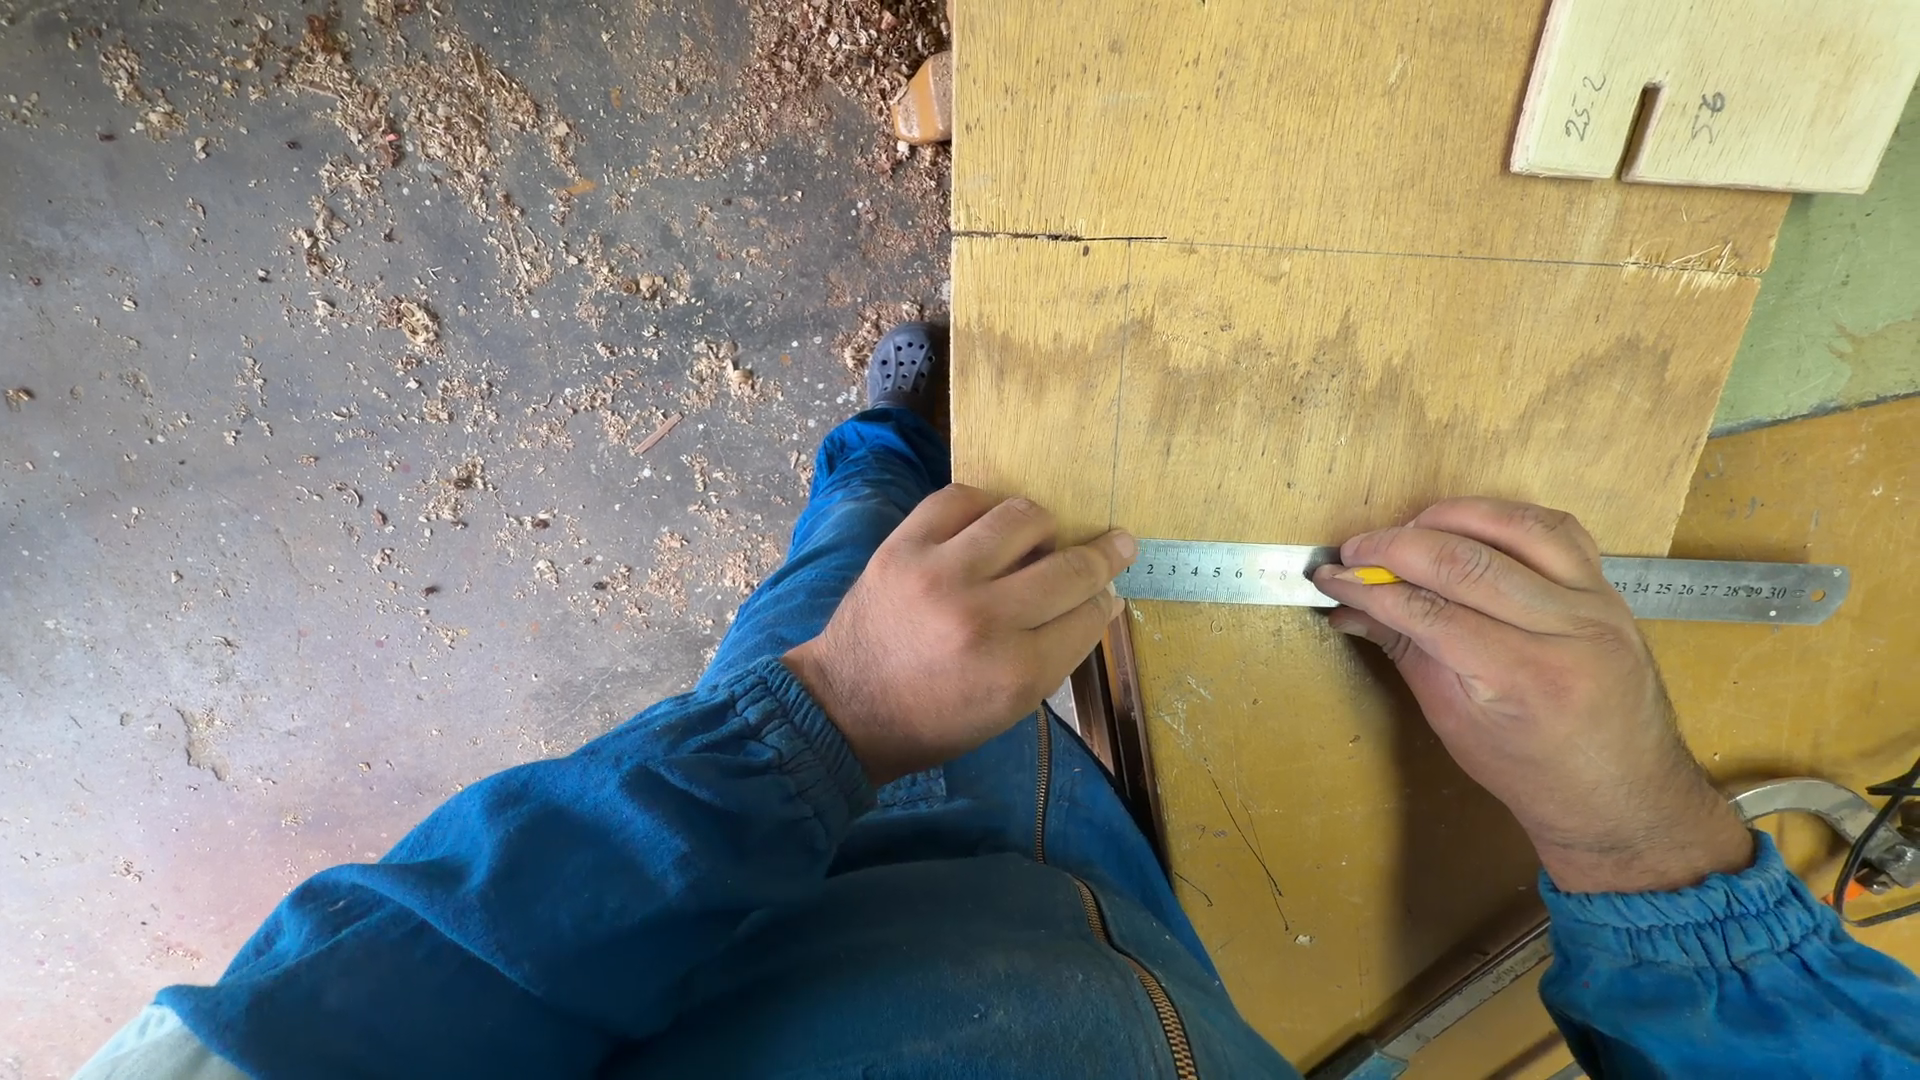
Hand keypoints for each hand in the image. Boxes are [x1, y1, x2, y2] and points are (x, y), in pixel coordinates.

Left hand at [784, 485, 1134, 785]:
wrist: (847, 706)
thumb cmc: (935, 719)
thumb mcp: (1010, 709)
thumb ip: (1058, 653)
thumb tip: (1099, 598)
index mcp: (1015, 673)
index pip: (1088, 616)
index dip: (1105, 599)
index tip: (1109, 588)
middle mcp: (983, 618)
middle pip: (1069, 568)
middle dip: (1103, 555)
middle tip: (1115, 544)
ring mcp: (940, 574)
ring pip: (1023, 517)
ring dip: (1045, 525)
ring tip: (1042, 538)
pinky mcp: (903, 545)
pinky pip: (961, 498)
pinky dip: (987, 505)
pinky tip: (991, 522)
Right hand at [1313, 498, 1751, 893]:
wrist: (1624, 793)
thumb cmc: (1528, 769)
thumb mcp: (1449, 716)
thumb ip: (1401, 647)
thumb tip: (1345, 607)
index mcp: (1523, 676)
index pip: (1426, 611)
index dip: (1367, 588)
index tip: (1328, 577)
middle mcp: (1569, 630)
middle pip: (1466, 562)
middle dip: (1395, 547)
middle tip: (1353, 551)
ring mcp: (1598, 603)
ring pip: (1517, 528)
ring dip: (1450, 517)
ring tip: (1405, 530)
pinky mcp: (1609, 589)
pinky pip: (1557, 530)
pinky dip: (1503, 518)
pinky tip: (1466, 526)